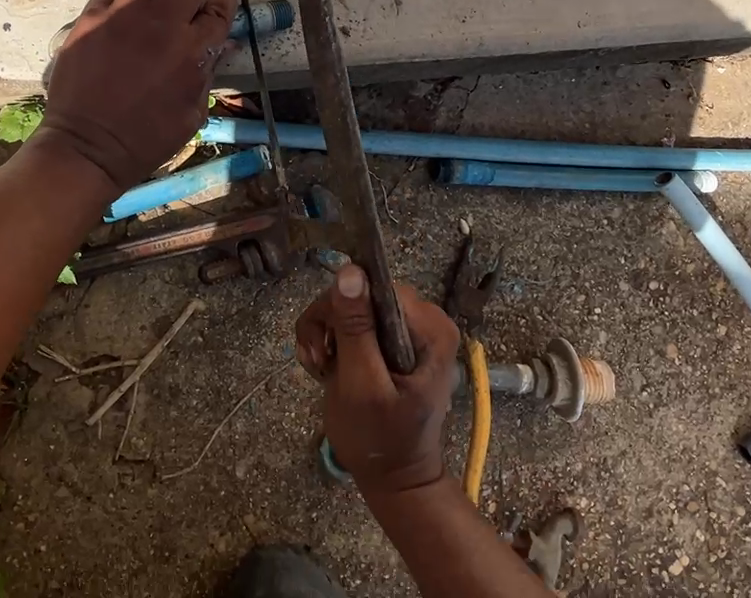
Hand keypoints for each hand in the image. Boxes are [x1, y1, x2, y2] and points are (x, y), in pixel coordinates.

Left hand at [37, 0, 237, 191]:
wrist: (87, 148)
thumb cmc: (146, 140)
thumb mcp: (192, 115)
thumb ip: (206, 74)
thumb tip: (217, 46)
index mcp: (192, 50)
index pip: (220, 5)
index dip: (219, 8)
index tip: (211, 17)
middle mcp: (161, 24)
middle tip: (181, 7)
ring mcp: (122, 16)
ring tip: (146, 7)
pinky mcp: (89, 19)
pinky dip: (118, 5)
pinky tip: (115, 27)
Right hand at [295, 265, 460, 496]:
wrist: (394, 480)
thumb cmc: (380, 439)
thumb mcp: (362, 385)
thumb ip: (356, 329)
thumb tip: (349, 271)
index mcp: (431, 327)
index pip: (376, 287)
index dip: (344, 308)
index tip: (327, 345)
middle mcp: (425, 320)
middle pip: (360, 294)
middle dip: (330, 324)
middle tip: (319, 362)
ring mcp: (409, 330)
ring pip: (350, 306)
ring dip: (326, 334)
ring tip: (321, 369)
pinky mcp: (392, 340)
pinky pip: (353, 321)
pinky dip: (332, 342)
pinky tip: (328, 368)